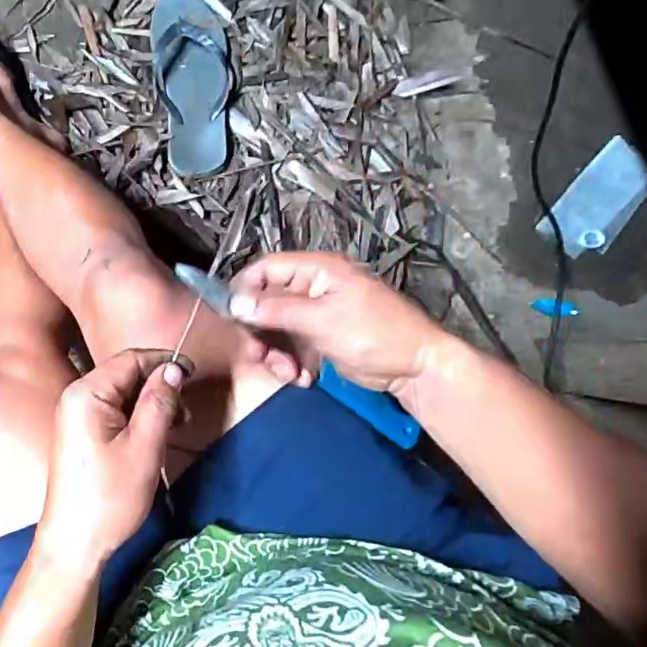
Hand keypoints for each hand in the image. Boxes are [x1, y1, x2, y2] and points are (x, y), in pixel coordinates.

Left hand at [33, 349, 187, 571]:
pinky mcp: (81, 435)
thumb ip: (159, 402)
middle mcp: (76, 397)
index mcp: (87, 394)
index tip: (193, 374)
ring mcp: (76, 417)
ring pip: (122, 394)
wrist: (74, 545)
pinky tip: (155, 435)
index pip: (130, 359)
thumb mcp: (144, 447)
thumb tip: (173, 369)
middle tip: (186, 412)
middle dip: (158, 385)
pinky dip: (137, 417)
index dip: (163, 362)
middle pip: (125, 374)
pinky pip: (114, 412)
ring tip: (176, 426)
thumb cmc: (110, 496)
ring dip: (151, 403)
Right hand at [228, 252, 452, 394]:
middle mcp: (314, 288)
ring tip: (287, 372)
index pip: (267, 269)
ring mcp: (317, 315)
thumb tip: (236, 303)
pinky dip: (291, 363)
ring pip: (277, 329)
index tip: (231, 316)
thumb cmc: (374, 334)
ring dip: (276, 353)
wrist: (415, 368)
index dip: (245, 289)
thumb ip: (277, 310)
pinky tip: (302, 378)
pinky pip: (293, 347)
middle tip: (257, 355)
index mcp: (318, 271)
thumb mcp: (322, 320)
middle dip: (260, 331)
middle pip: (267, 302)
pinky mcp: (321, 340)